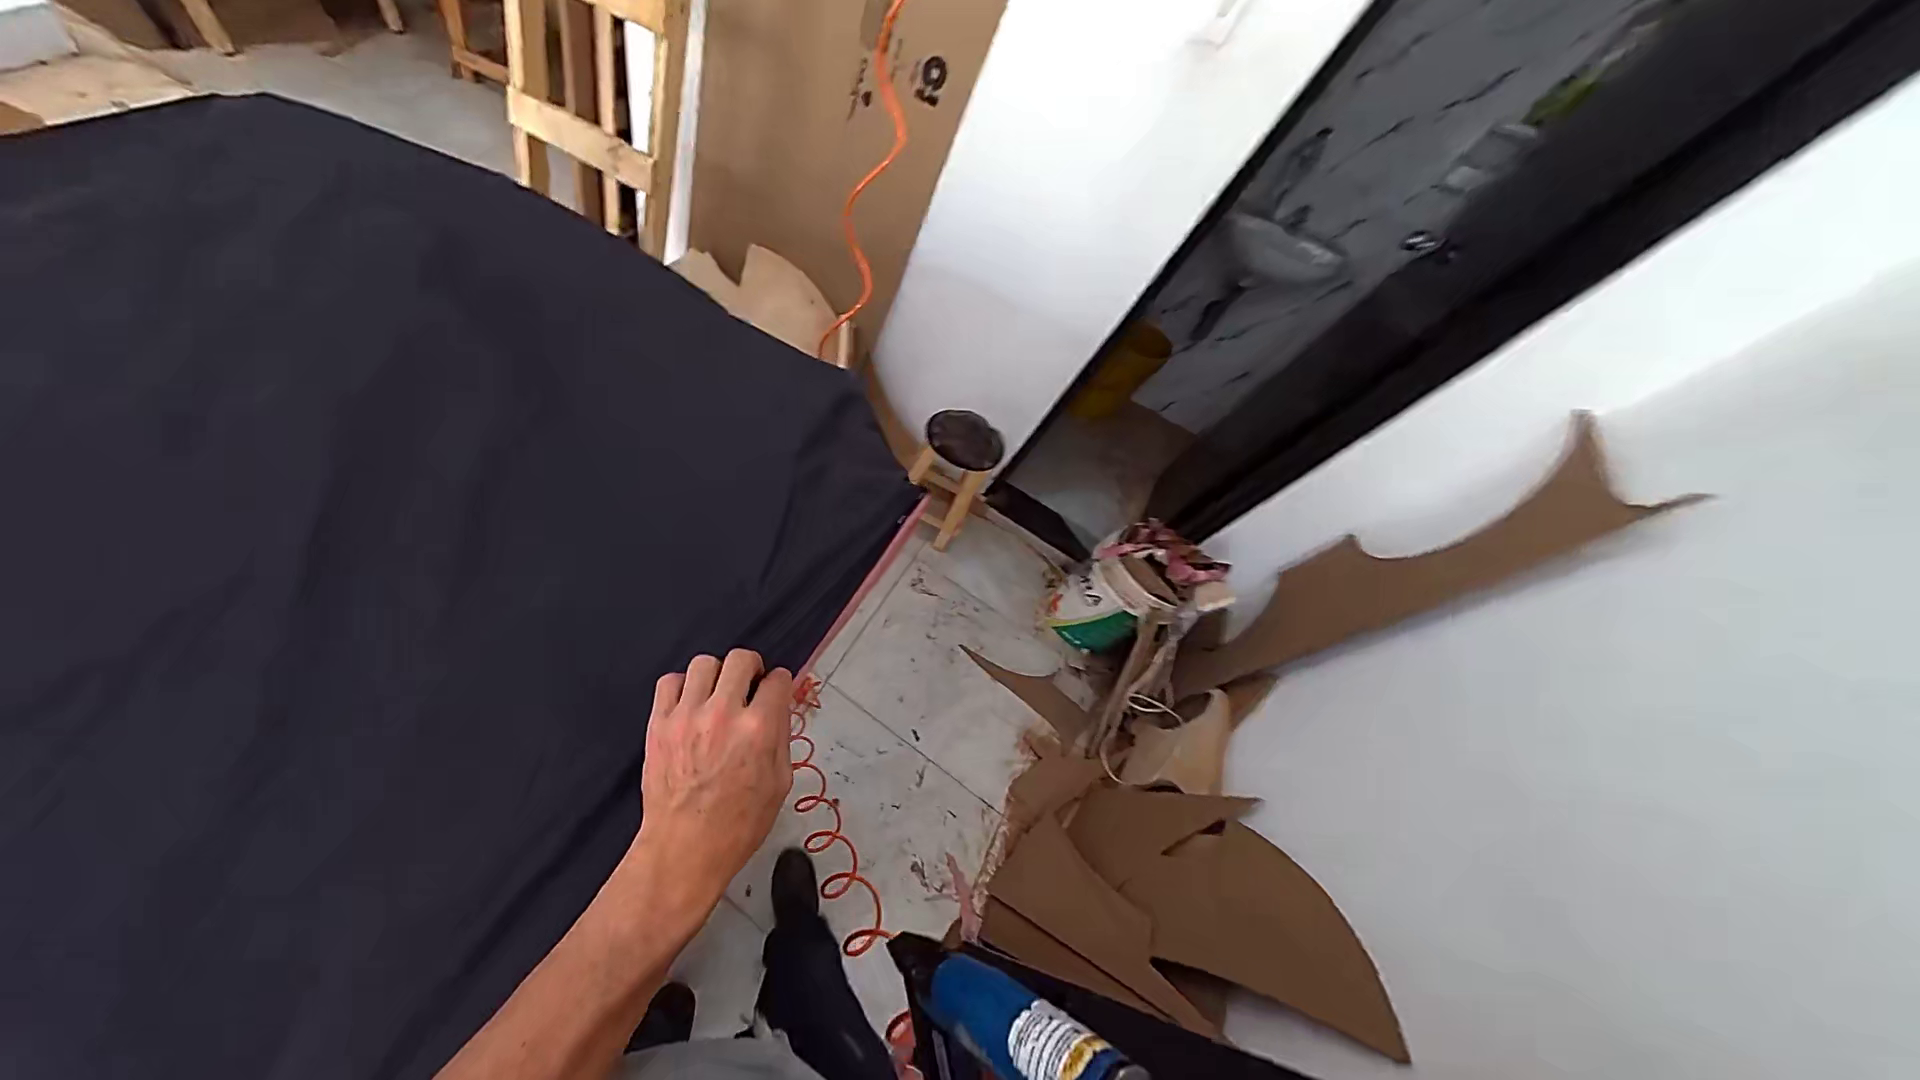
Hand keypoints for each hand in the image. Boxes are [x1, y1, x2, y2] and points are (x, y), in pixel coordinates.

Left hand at [632, 649, 793, 906]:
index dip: (780, 684)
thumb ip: (782, 735)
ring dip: (717, 675)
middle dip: (752, 668)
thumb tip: (781, 706)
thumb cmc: (739, 823)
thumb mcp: (780, 781)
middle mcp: (724, 713)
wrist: (684, 849)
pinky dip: (682, 686)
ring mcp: (687, 716)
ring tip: (717, 694)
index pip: (778, 679)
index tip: (775, 693)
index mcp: (759, 728)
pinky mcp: (659, 724)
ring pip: (704, 663)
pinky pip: (669, 681)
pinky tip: (690, 704)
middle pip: (741, 659)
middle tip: (749, 687)